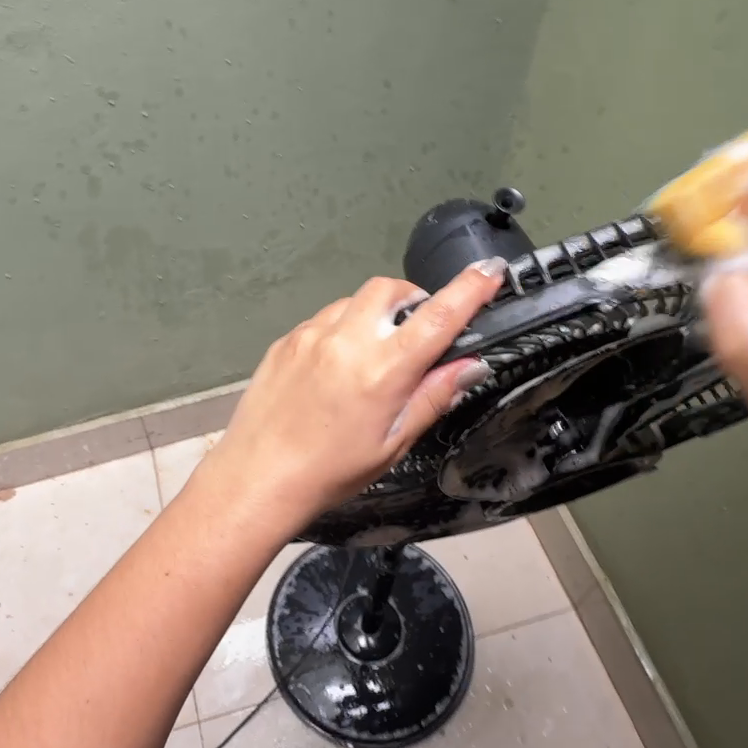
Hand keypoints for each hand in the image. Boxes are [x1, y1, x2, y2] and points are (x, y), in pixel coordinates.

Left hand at [187, 261, 504, 537]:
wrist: (256, 478)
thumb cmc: (331, 471)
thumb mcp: (393, 443)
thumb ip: (433, 397)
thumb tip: (470, 365)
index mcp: (383, 370)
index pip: (438, 316)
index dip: (470, 289)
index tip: (490, 269)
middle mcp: (347, 340)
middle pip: (389, 289)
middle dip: (411, 299)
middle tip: (415, 331)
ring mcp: (311, 335)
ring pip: (353, 302)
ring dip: (373, 316)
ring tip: (371, 356)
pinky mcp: (285, 340)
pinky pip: (323, 319)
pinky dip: (341, 330)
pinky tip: (336, 367)